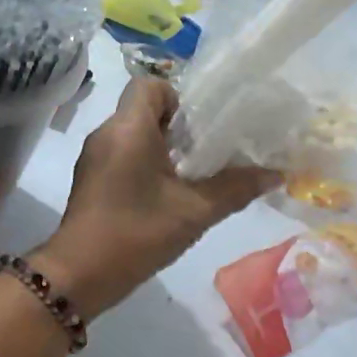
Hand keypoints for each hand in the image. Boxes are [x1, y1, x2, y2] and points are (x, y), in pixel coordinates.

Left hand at [37, 79, 276, 318]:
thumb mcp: (195, 211)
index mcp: (127, 128)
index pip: (149, 85)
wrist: (81, 272)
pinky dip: (142, 164)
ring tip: (189, 178)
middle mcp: (105, 134)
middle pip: (142, 110)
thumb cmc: (137, 232)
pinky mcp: (89, 179)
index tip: (199, 129)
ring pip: (131, 135)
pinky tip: (162, 197)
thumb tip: (275, 174)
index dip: (177, 98)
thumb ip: (235, 187)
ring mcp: (93, 157)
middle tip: (205, 155)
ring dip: (160, 149)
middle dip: (177, 127)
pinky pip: (120, 155)